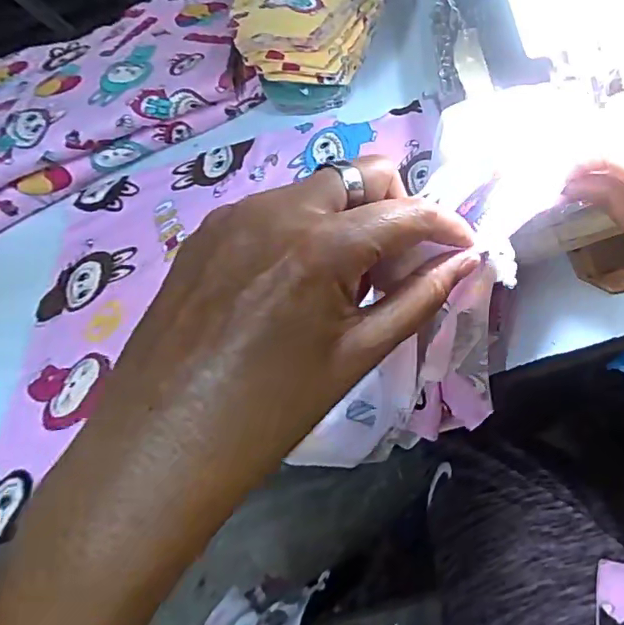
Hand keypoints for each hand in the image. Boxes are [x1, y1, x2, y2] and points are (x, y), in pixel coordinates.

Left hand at [0, 158, 477, 624]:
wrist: (157, 448)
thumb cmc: (271, 410)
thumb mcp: (358, 354)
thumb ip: (420, 298)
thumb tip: (465, 262)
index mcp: (322, 243)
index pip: (406, 211)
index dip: (445, 226)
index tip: (463, 248)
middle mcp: (278, 208)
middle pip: (361, 176)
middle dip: (394, 209)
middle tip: (395, 267)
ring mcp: (235, 214)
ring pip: (317, 190)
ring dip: (349, 219)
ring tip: (343, 283)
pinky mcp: (207, 231)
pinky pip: (275, 209)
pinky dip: (305, 229)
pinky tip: (295, 284)